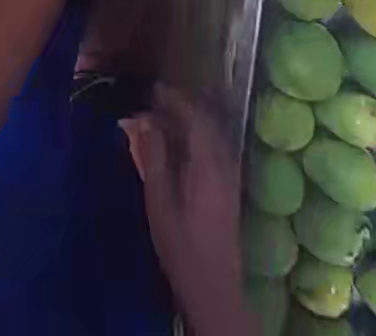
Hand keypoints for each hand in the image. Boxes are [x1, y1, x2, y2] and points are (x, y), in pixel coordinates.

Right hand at [128, 87, 253, 333]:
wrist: (213, 286)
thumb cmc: (181, 245)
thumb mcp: (159, 202)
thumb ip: (154, 159)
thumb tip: (145, 122)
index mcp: (208, 162)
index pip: (195, 117)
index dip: (176, 99)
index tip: (155, 89)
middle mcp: (225, 162)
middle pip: (209, 120)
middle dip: (185, 103)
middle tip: (159, 96)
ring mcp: (231, 173)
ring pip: (215, 131)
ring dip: (195, 116)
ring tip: (170, 110)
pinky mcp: (230, 185)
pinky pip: (217, 144)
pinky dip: (200, 132)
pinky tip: (185, 139)